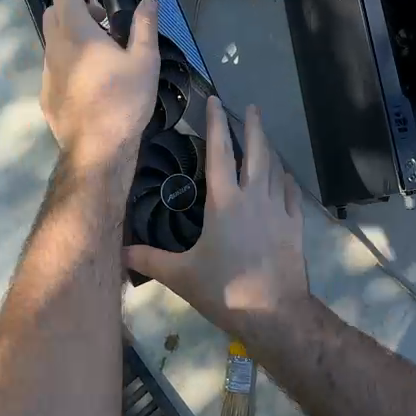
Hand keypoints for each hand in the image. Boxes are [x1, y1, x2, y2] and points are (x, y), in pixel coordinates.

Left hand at [40, 0, 159, 168]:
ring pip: (52, 41)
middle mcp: (55, 48)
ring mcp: (47, 73)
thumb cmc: (124, 100)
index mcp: (77, 33)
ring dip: (72, 36)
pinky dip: (69, 61)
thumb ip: (145, 26)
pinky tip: (91, 81)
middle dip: (75, 9)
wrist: (97, 148)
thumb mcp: (145, 60)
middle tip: (102, 20)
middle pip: (53, 14)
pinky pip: (54, 67)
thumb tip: (149, 1)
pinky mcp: (46, 95)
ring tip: (102, 52)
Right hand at [126, 98, 310, 340]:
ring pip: (276, 169)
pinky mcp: (295, 226)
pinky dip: (287, 180)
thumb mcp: (182, 276)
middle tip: (251, 108)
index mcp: (225, 202)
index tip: (216, 101)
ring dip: (269, 150)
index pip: (219, 154)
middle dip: (253, 127)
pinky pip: (292, 194)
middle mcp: (254, 198)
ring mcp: (278, 210)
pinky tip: (286, 177)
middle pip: (256, 153)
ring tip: (265, 137)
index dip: (216, 125)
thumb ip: (151, 260)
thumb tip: (120, 253)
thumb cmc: (225, 289)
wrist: (275, 313)